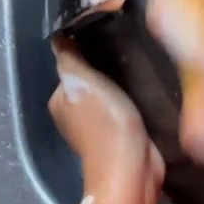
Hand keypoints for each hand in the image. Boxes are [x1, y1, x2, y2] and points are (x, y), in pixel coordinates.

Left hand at [48, 42, 162, 203]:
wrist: (130, 166)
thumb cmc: (105, 121)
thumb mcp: (83, 81)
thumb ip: (69, 58)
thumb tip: (57, 36)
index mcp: (59, 101)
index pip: (71, 66)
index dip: (89, 53)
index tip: (110, 41)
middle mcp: (73, 114)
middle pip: (91, 81)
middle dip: (108, 69)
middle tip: (129, 55)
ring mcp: (97, 127)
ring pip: (109, 94)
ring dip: (123, 85)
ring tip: (141, 70)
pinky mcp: (120, 136)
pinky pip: (125, 109)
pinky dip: (133, 101)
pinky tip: (146, 93)